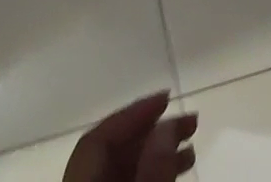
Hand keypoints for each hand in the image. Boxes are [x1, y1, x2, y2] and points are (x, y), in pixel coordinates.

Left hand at [62, 92, 196, 181]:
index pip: (98, 137)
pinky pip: (128, 179)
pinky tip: (179, 163)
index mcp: (79, 178)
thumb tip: (167, 124)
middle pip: (112, 149)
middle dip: (154, 128)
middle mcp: (80, 181)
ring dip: (159, 149)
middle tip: (190, 119)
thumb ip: (152, 165)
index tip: (169, 96)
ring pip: (122, 165)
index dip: (133, 112)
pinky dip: (152, 168)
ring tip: (191, 141)